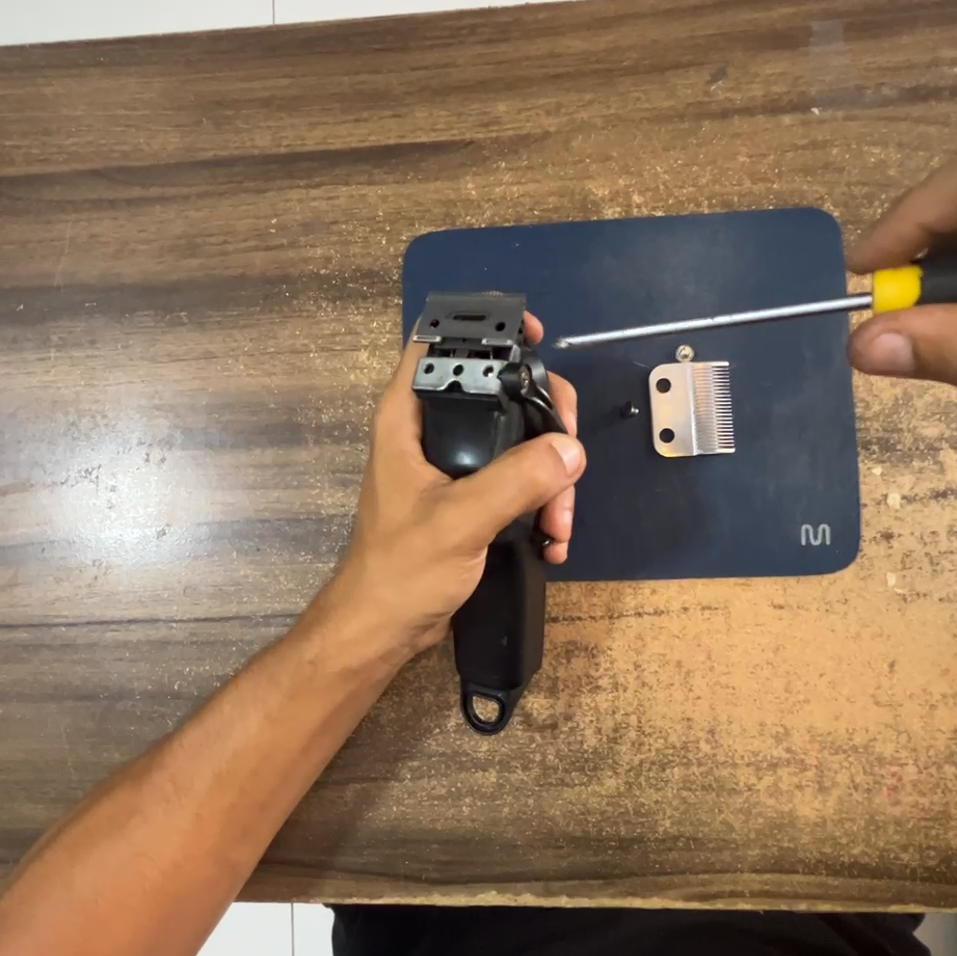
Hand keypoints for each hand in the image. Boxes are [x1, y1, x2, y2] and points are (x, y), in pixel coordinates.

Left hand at [304, 312, 583, 663]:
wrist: (386, 627)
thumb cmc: (402, 570)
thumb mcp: (459, 521)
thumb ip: (513, 481)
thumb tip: (570, 450)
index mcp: (409, 417)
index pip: (441, 343)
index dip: (486, 328)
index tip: (536, 338)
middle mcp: (432, 432)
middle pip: (501, 392)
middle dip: (546, 425)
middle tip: (569, 458)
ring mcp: (455, 465)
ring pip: (519, 441)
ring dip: (550, 480)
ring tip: (559, 525)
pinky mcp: (471, 497)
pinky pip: (518, 481)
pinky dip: (540, 505)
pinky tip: (551, 539)